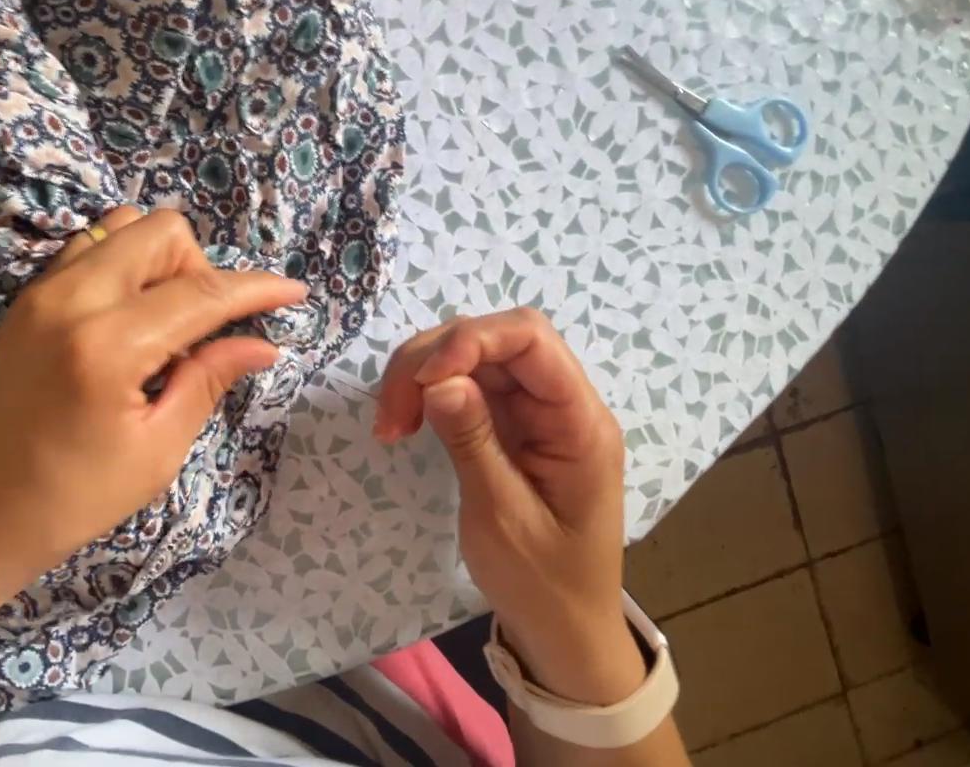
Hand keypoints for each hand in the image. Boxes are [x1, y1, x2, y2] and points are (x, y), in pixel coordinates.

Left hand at [0, 207, 308, 599]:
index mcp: (107, 344)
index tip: (295, 293)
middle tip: (199, 335)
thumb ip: (208, 380)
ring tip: (161, 329)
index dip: (257, 289)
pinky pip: (89, 249)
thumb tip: (260, 344)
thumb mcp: (153, 452)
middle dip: (199, 269)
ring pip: (122, 227)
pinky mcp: (25, 299)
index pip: (202, 293)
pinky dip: (124, 266)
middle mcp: (71, 297)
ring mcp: (41, 291)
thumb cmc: (66, 502)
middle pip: (161, 231)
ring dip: (160, 263)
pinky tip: (128, 321)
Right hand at [375, 308, 642, 704]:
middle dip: (431, 358)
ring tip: (391, 423)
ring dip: (419, 375)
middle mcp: (558, 403)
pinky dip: (425, 393)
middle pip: (493, 339)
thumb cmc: (543, 583)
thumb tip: (438, 380)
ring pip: (470, 356)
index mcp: (579, 422)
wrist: (561, 631)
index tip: (422, 380)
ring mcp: (531, 411)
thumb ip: (473, 442)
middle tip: (390, 413)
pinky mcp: (507, 422)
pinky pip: (463, 383)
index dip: (470, 340)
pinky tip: (404, 421)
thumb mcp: (502, 517)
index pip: (530, 338)